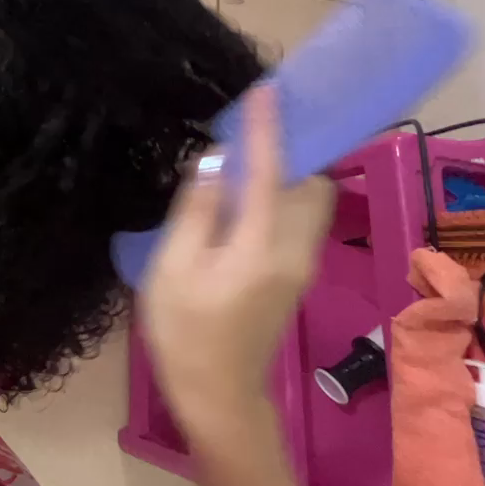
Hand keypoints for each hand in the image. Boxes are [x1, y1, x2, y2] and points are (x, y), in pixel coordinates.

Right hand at [141, 86, 335, 435]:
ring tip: (235, 157)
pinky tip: (235, 195)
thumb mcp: (174, 266)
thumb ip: (196, 210)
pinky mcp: (290, 273)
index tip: (267, 91)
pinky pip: (294, 218)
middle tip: (245, 129)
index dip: (268, 130)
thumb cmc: (185, 329)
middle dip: (289, 150)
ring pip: (307, 202)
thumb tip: (212, 162)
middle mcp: (294, 251)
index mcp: (262, 246)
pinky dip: (276, 193)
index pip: (271, 174)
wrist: (217, 394)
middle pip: (310, 185)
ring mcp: (298, 265)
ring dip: (282, 171)